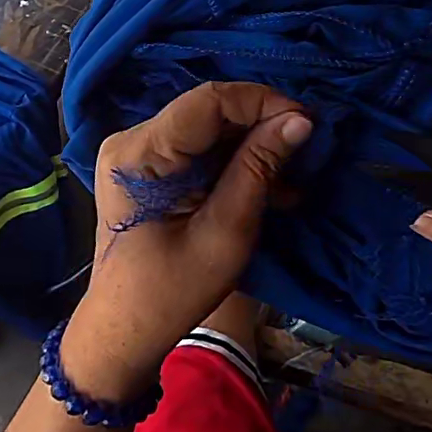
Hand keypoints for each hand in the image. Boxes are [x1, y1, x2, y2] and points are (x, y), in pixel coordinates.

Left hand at [63, 82, 311, 401]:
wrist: (124, 330)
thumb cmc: (171, 293)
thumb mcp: (225, 232)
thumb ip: (259, 169)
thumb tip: (300, 121)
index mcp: (139, 153)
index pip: (208, 101)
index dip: (262, 102)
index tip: (308, 123)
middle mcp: (131, 139)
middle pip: (208, 111)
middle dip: (262, 125)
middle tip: (307, 150)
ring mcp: (136, 151)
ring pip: (208, 128)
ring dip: (252, 146)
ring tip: (292, 177)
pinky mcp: (148, 166)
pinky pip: (199, 148)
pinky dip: (234, 162)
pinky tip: (268, 185)